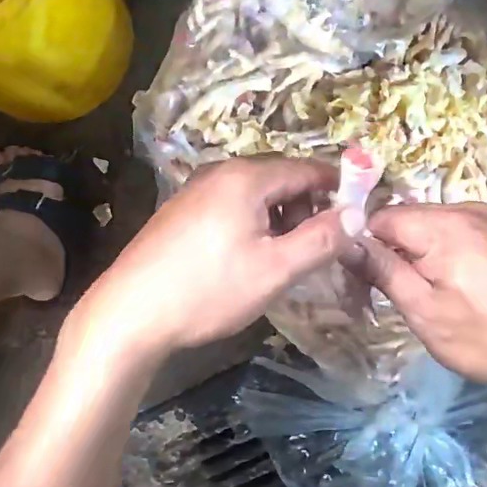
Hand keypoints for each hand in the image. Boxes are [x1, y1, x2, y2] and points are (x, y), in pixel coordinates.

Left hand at [72, 157, 343, 357]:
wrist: (128, 316)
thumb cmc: (210, 290)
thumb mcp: (277, 269)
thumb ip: (322, 239)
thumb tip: (358, 215)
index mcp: (247, 177)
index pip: (309, 169)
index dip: (339, 190)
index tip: (359, 219)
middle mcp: (221, 172)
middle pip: (284, 178)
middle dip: (310, 208)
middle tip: (321, 247)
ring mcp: (197, 190)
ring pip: (259, 194)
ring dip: (284, 219)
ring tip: (288, 258)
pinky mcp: (183, 212)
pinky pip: (235, 206)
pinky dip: (257, 224)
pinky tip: (252, 258)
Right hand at [347, 203, 486, 396]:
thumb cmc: (483, 337)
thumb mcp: (424, 310)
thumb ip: (383, 270)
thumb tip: (345, 241)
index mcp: (444, 225)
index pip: (381, 217)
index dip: (362, 243)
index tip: (357, 276)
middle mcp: (466, 210)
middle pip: (406, 218)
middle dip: (389, 248)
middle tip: (384, 290)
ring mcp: (486, 219)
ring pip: (429, 225)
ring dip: (414, 251)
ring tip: (417, 291)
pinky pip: (453, 231)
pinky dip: (439, 251)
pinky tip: (446, 283)